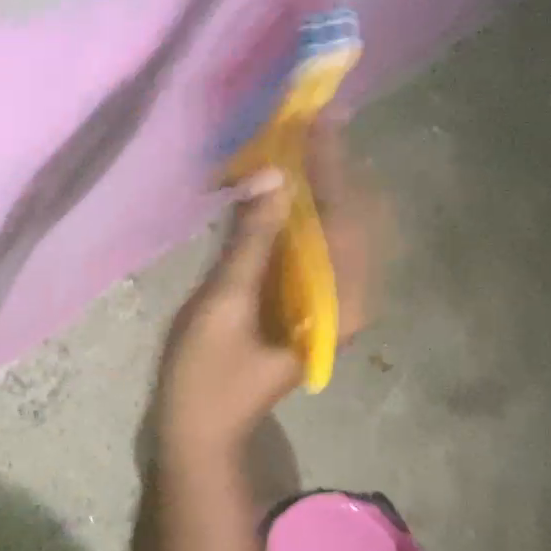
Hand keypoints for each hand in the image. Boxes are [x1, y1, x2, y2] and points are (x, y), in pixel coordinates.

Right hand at [159, 126, 385, 448]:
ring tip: (303, 143)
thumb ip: (249, 244)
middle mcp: (345, 300)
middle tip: (314, 120)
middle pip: (350, 220)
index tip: (319, 118)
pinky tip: (282, 192)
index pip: (343, 220)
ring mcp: (326, 304)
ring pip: (335, 232)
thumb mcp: (222, 308)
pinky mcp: (305, 307)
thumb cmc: (205, 378)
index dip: (330, 167)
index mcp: (336, 305)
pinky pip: (314, 249)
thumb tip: (269, 176)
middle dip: (332, 170)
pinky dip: (301, 216)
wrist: (200, 432)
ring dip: (318, 189)